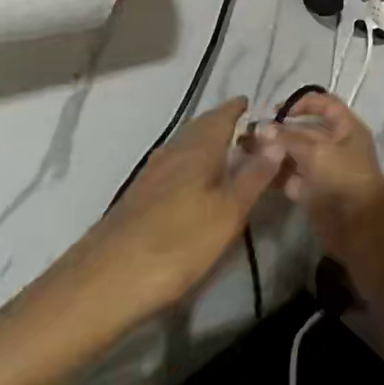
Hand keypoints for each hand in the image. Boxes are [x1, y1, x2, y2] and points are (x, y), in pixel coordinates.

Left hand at [75, 98, 281, 317]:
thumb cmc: (179, 242)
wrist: (106, 281)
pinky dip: (189, 165)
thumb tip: (277, 140)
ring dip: (204, 145)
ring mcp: (150, 175)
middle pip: (199, 129)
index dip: (236, 108)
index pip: (221, 116)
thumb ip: (254, 175)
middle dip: (220, 124)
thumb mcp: (229, 212)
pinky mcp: (137, 198)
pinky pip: (172, 167)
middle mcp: (172, 153)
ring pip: (183, 148)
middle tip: (244, 130)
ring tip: (224, 155)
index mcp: (198, 149)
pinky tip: (192, 185)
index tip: (251, 103)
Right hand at [252, 92, 383, 266]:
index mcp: (347, 129)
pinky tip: (255, 171)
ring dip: (274, 152)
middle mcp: (336, 145)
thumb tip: (264, 128)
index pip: (326, 105)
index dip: (303, 103)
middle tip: (250, 134)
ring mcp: (323, 169)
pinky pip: (291, 176)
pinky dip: (275, 173)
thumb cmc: (344, 180)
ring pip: (295, 154)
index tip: (278, 110)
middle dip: (280, 131)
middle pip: (305, 130)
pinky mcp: (312, 191)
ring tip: (246, 151)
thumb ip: (289, 138)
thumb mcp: (317, 153)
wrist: (359, 230)